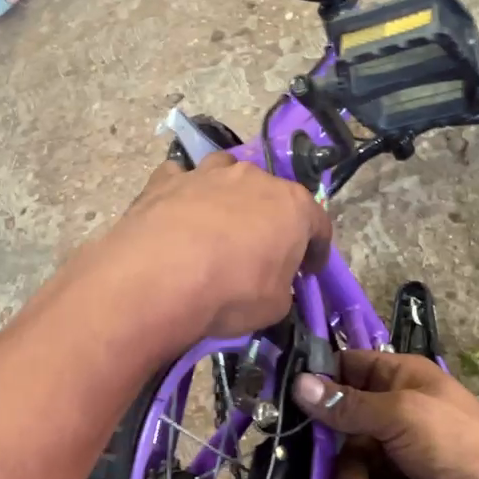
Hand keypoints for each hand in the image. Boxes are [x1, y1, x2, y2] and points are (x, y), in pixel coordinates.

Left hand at [93, 153, 331, 338]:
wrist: (160, 279)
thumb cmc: (231, 292)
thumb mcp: (275, 306)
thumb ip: (281, 286)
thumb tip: (273, 283)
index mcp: (292, 206)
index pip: (318, 224)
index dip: (316, 249)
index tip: (309, 270)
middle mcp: (253, 178)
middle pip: (272, 194)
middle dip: (271, 219)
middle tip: (262, 250)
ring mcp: (207, 174)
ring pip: (227, 172)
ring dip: (229, 194)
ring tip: (220, 221)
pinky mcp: (165, 180)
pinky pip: (181, 178)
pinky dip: (183, 192)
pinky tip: (177, 211)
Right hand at [292, 350, 478, 478]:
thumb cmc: (455, 445)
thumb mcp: (399, 416)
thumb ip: (347, 405)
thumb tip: (298, 384)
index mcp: (400, 377)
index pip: (346, 366)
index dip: (318, 380)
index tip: (286, 399)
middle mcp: (396, 408)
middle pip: (341, 419)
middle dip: (332, 444)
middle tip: (319, 460)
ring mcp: (399, 449)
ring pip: (351, 457)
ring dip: (354, 477)